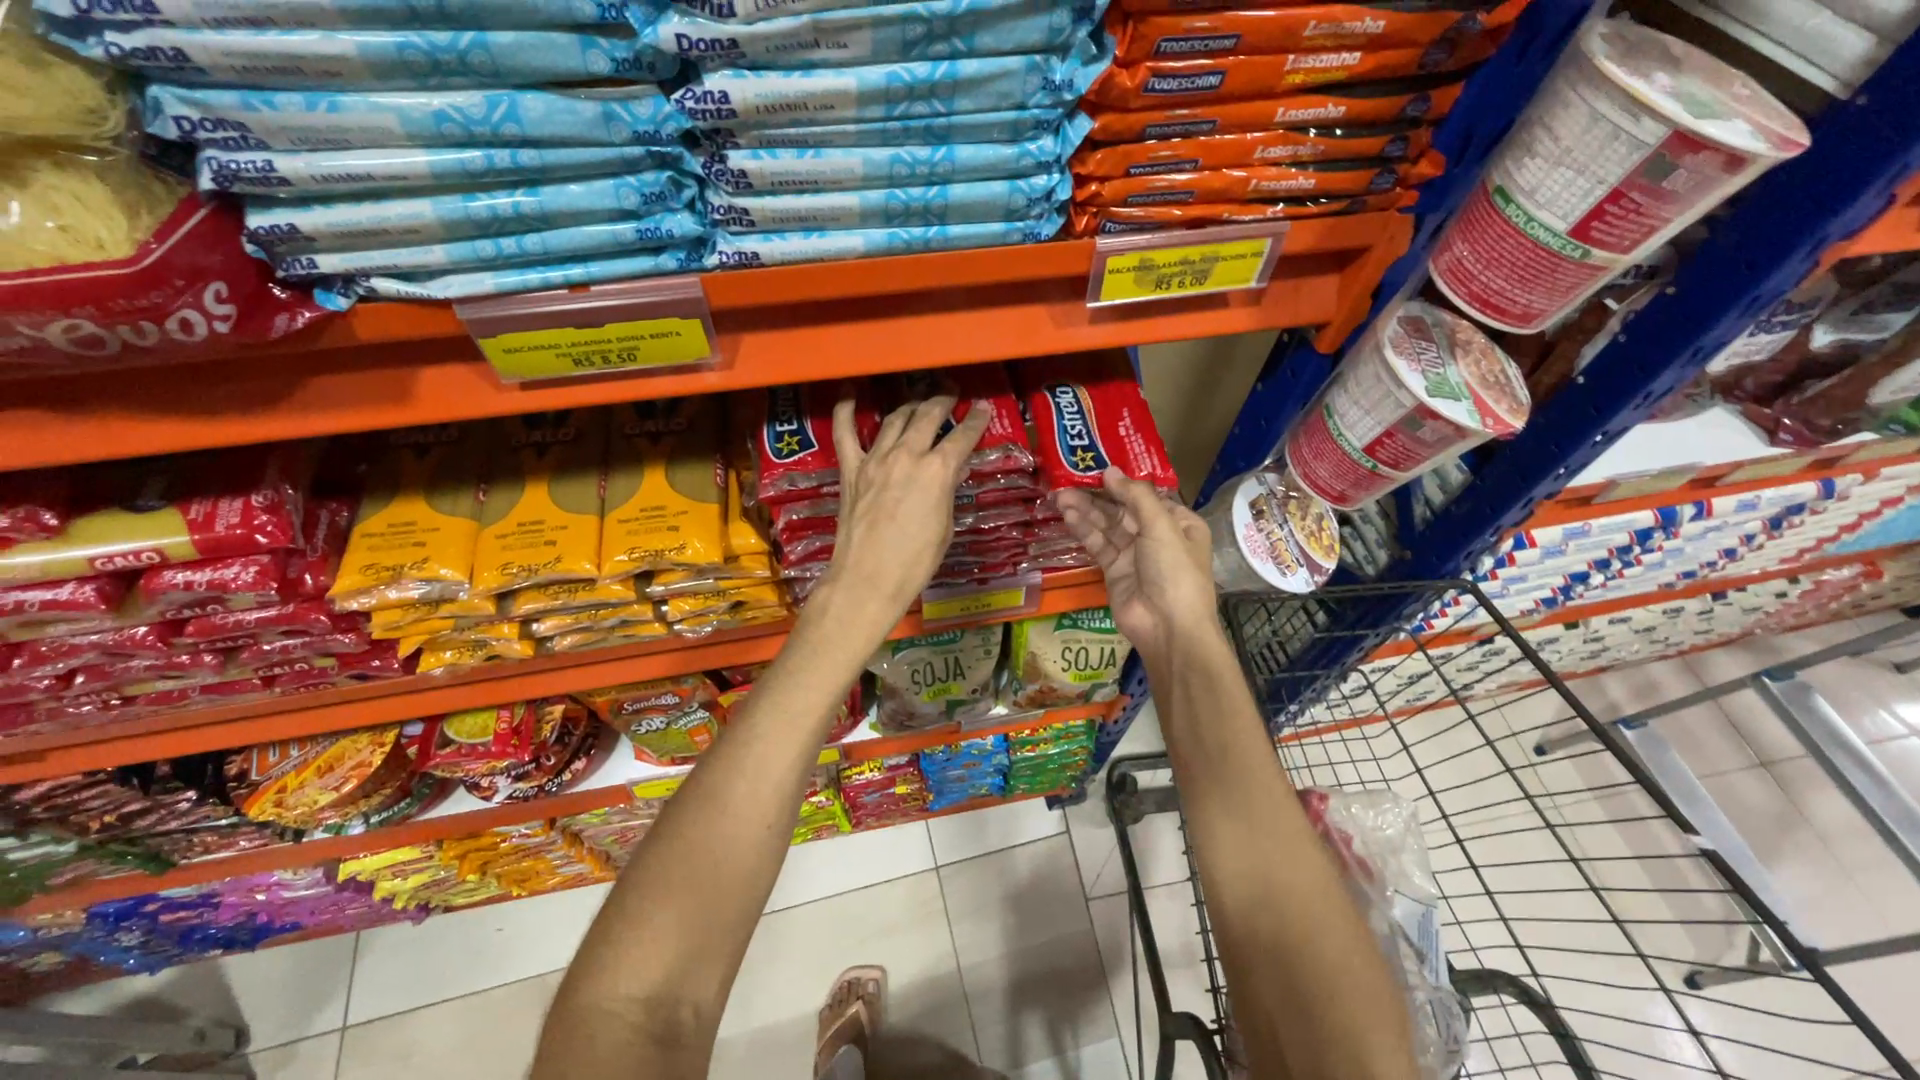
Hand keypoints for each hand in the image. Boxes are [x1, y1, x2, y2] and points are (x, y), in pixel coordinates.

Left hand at [816, 394, 988, 636]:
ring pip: (894, 419)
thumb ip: (947, 493)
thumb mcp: (945, 527)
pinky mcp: (851, 470)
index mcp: (937, 471)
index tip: (981, 409)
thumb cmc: (915, 562)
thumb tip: (950, 473)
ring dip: (909, 406)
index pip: (962, 437)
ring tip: (919, 400)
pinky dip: (846, 411)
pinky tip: (849, 394)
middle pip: (927, 416)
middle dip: (942, 401)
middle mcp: (907, 456)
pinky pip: (845, 433)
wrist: (868, 579)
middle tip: (950, 395)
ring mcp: (875, 460)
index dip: (975, 421)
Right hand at [1057, 468, 1220, 663]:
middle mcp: (1158, 536)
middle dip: (1098, 496)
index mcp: (1179, 524)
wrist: (1168, 627)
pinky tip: (1068, 516)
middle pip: (1124, 510)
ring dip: (1086, 511)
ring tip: (1061, 496)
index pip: (1148, 497)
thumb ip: (1135, 496)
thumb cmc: (1174, 571)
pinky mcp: (1115, 572)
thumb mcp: (1161, 526)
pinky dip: (1084, 530)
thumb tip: (1110, 471)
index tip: (1096, 469)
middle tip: (1068, 481)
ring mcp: (1135, 555)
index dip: (1123, 483)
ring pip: (1108, 527)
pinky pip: (1099, 545)